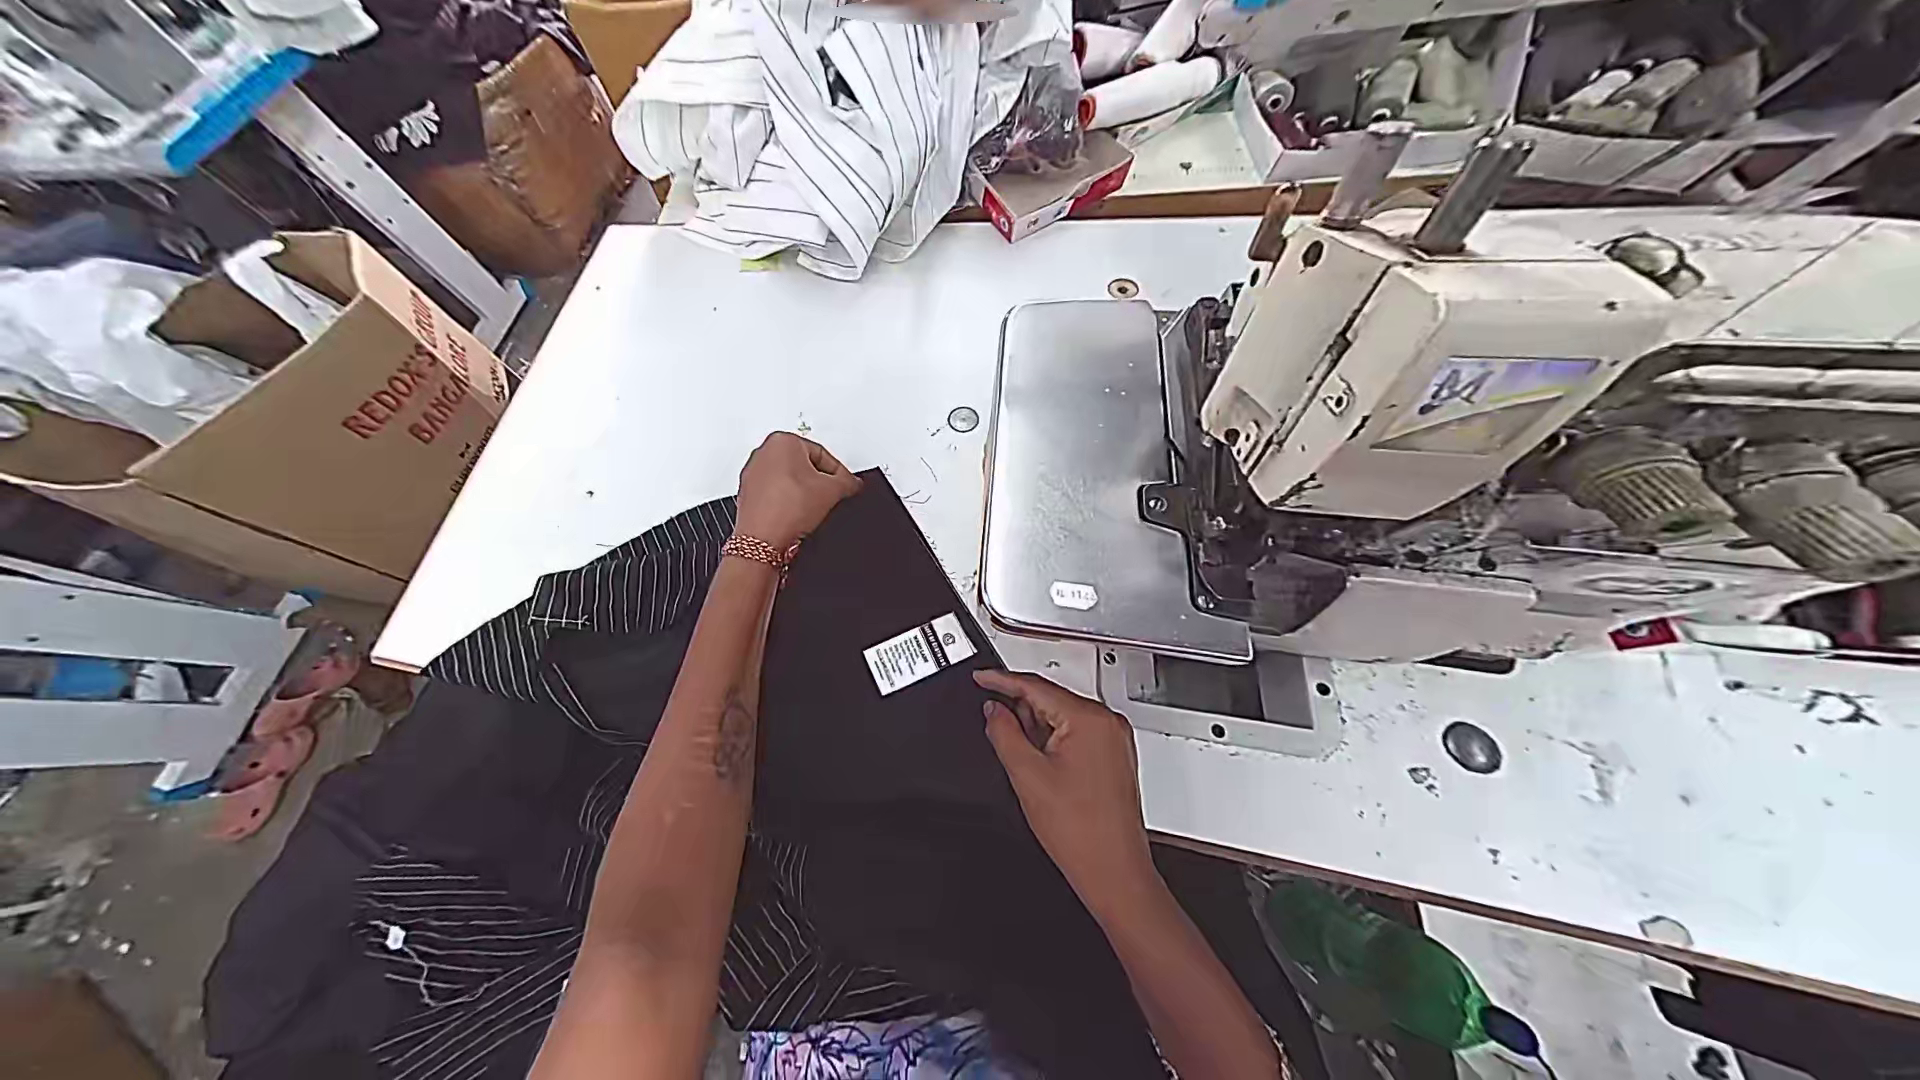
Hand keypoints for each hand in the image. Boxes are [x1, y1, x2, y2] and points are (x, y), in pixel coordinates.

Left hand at [735, 432, 861, 548]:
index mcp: (783, 440)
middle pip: (804, 465)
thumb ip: (848, 481)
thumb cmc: (788, 509)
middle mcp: (763, 452)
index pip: (822, 453)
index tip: (845, 485)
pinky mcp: (749, 493)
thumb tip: (852, 483)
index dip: (838, 473)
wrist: (763, 538)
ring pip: (789, 479)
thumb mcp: (833, 491)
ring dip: (803, 493)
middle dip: (819, 481)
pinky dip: (788, 502)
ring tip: (811, 509)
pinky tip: (796, 515)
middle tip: (830, 497)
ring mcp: (753, 473)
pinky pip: (776, 493)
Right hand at [975, 669, 1155, 908]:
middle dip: (1022, 713)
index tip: (983, 677)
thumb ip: (1004, 732)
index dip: (1002, 680)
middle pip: (1051, 699)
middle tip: (1001, 734)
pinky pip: (1077, 733)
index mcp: (1089, 719)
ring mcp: (1115, 738)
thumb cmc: (1082, 832)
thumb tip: (994, 710)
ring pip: (1062, 716)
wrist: (1113, 871)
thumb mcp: (1027, 775)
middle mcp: (1108, 722)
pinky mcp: (1114, 754)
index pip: (1036, 686)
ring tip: (1032, 768)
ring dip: (1038, 730)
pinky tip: (1047, 769)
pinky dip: (1055, 742)